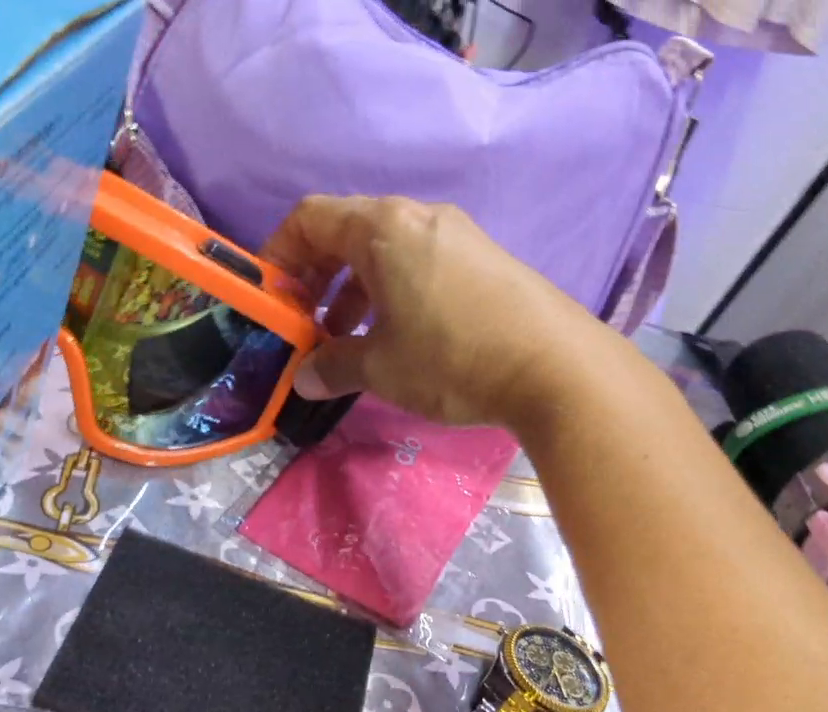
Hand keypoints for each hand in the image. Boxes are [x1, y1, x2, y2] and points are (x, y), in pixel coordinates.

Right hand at [260, 195, 609, 425]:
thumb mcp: (380, 367)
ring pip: (383, 251)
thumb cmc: (452, 358)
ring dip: (351, 291)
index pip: (310, 218)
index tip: (271, 299)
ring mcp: (455, 235)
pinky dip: (389, 293)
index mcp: (383, 229)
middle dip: (315, 277)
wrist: (557, 368)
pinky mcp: (481, 260)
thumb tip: (304, 379)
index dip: (279, 255)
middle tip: (305, 324)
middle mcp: (418, 217)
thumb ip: (332, 367)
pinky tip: (395, 339)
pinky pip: (416, 263)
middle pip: (345, 231)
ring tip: (347, 340)